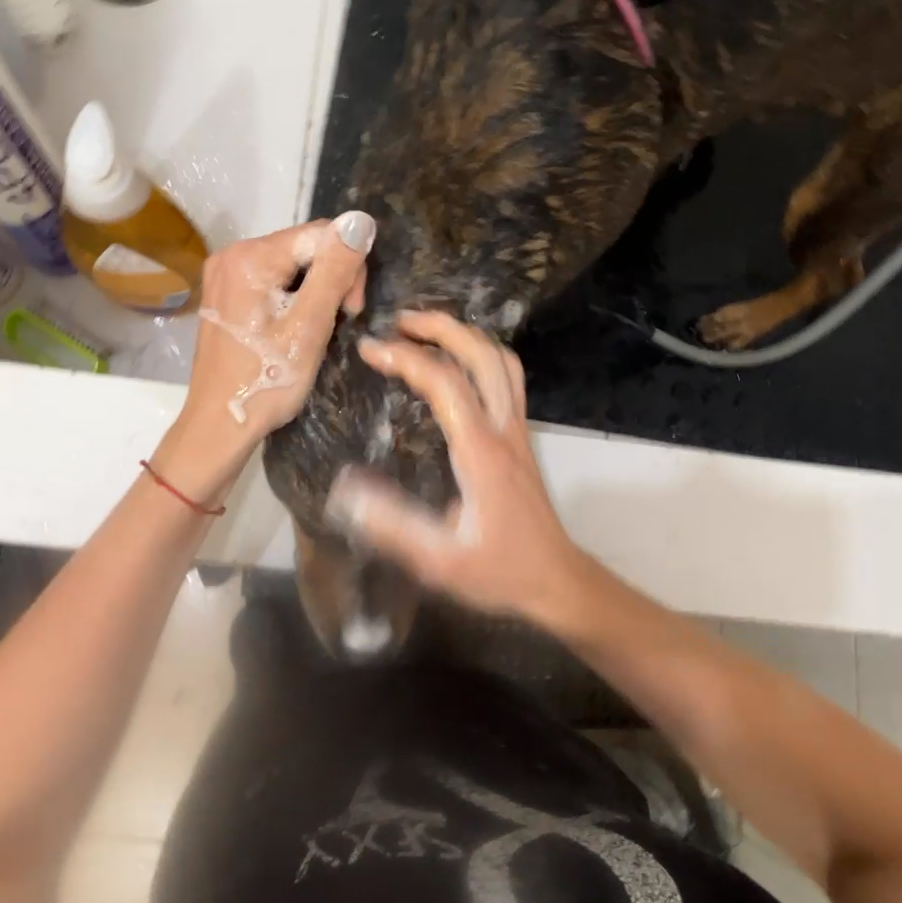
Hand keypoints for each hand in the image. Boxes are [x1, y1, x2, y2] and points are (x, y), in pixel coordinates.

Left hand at [153, 214, 374, 502]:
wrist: (220, 424)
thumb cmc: (267, 380)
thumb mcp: (309, 326)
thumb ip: (335, 270)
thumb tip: (362, 220)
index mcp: (250, 256)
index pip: (320, 235)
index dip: (348, 267)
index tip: (352, 311)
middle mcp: (232, 255)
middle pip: (304, 248)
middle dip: (331, 280)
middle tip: (337, 324)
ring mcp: (224, 276)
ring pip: (291, 267)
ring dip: (314, 293)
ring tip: (314, 332)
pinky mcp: (225, 296)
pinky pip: (272, 283)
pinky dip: (293, 301)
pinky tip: (294, 330)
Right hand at [324, 310, 587, 624]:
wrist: (556, 581)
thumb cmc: (499, 572)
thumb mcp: (439, 559)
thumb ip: (393, 526)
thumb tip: (345, 491)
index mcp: (481, 453)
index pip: (445, 383)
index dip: (405, 358)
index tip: (369, 349)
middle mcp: (504, 431)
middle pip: (483, 355)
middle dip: (441, 327)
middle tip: (400, 321)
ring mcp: (518, 432)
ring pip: (502, 362)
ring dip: (465, 336)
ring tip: (427, 332)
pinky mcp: (522, 440)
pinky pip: (508, 380)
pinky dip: (481, 357)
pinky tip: (458, 368)